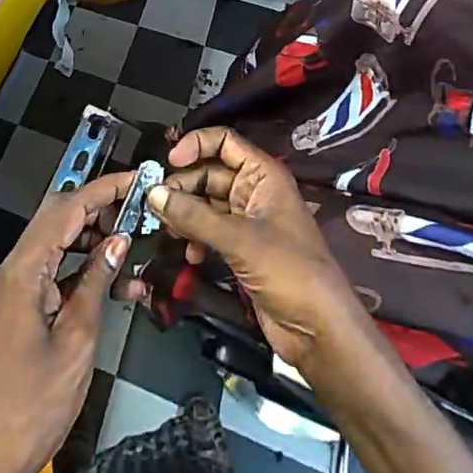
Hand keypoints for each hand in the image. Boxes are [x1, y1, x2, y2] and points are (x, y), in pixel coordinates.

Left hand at [0, 171, 134, 472]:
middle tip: (140, 213)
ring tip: (135, 249)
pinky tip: (118, 283)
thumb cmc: (34, 400)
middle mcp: (18, 266)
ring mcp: (20, 284)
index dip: (103, 188)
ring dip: (96, 239)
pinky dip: (87, 268)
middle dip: (101, 208)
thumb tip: (120, 240)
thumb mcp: (77, 339)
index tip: (138, 179)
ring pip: (61, 241)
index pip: (66, 208)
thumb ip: (97, 282)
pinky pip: (59, 269)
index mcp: (25, 268)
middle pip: (60, 216)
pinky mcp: (25, 303)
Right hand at [137, 127, 369, 371]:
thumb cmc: (290, 272)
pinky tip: (190, 254)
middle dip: (182, 186)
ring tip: (169, 229)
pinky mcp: (241, 247)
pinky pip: (208, 229)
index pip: (224, 141)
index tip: (169, 161)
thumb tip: (153, 194)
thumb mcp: (239, 239)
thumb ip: (194, 215)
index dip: (196, 145)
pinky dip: (195, 237)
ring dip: (185, 214)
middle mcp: (254, 191)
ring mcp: (247, 220)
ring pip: (205, 202)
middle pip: (208, 172)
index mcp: (263, 175)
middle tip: (158, 204)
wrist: (319, 330)